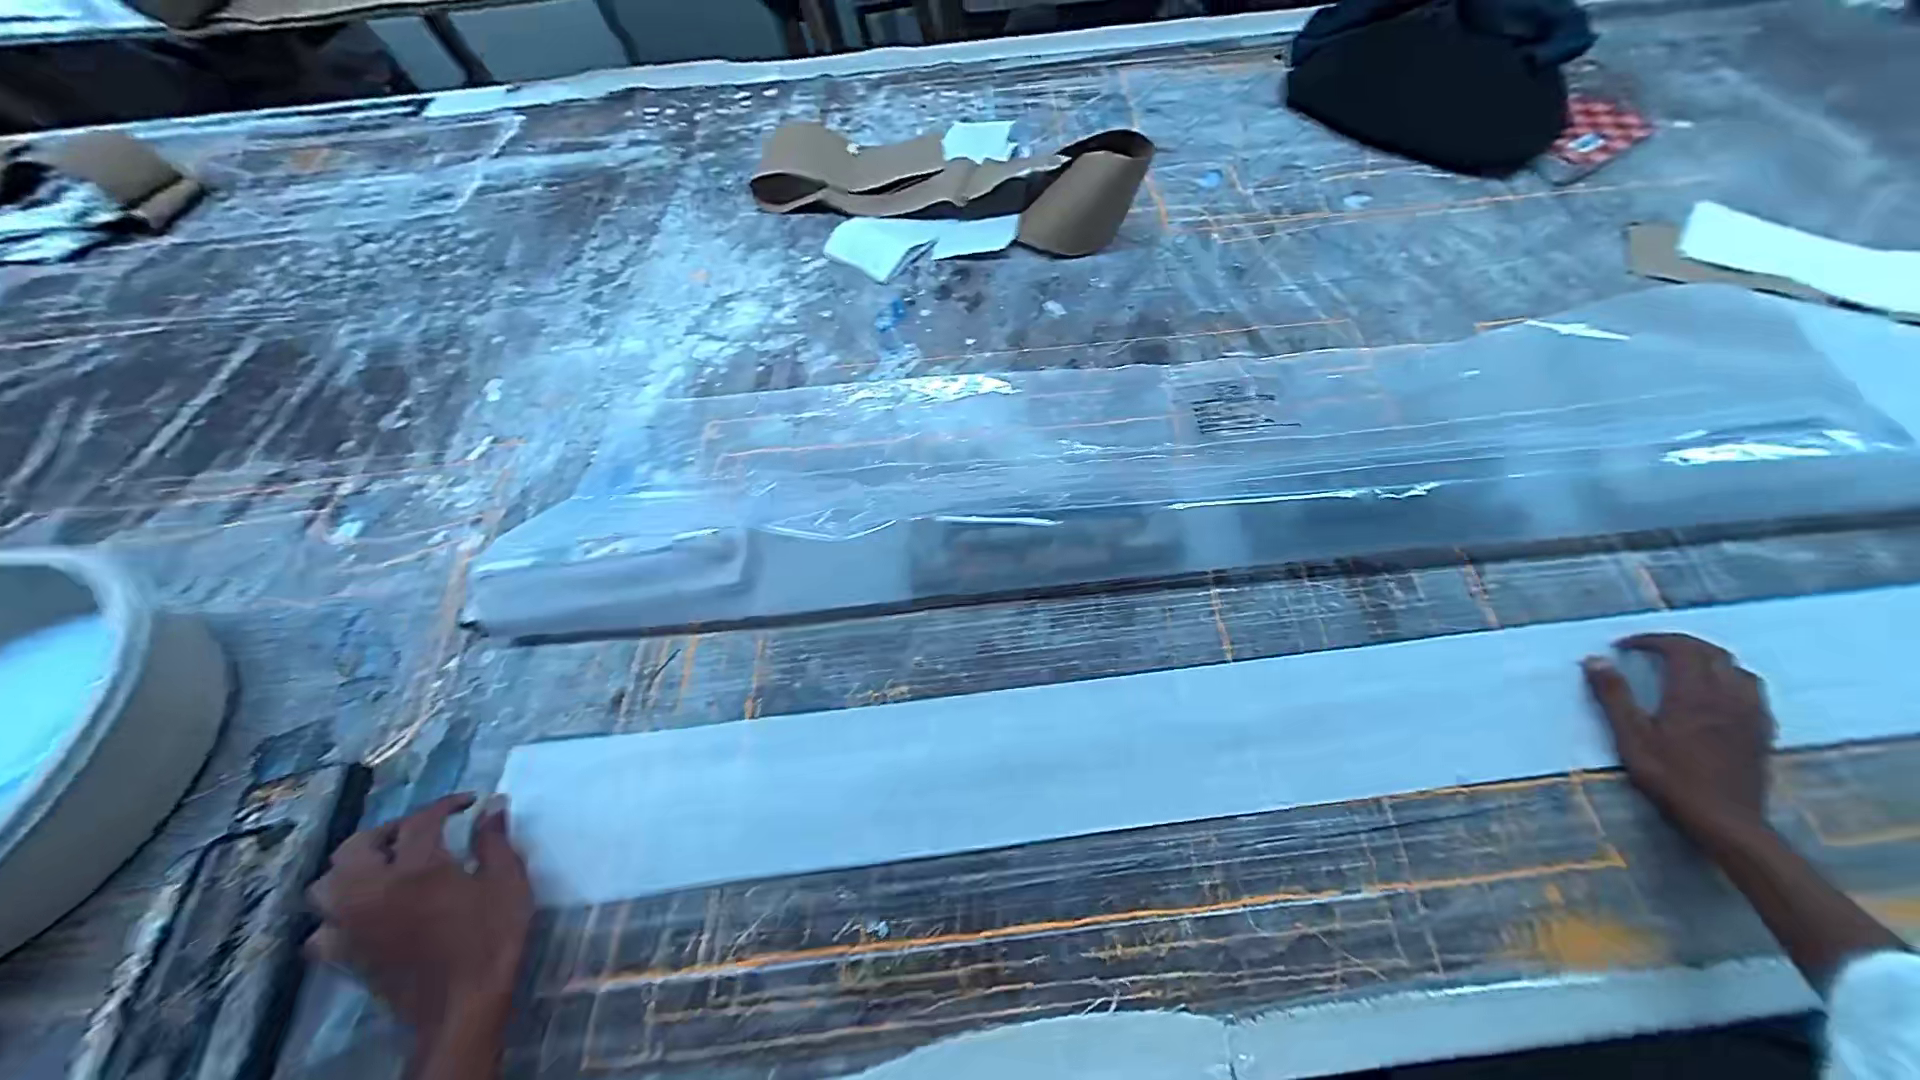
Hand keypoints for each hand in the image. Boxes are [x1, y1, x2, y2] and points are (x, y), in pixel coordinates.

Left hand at [307, 793, 532, 1034]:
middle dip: (389, 830)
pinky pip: (320, 928)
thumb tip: (492, 804)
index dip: (445, 804)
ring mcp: (349, 927)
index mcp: (417, 868)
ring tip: (386, 866)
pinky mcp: (342, 956)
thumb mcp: (507, 881)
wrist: (461, 1005)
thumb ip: (495, 840)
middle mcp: (372, 891)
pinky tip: (364, 913)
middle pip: (356, 846)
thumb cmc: (491, 937)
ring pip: (326, 884)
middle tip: (422, 830)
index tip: (469, 802)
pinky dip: (337, 914)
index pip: (421, 820)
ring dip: (353, 867)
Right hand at [1582, 633, 1775, 839]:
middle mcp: (1729, 697)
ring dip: (1706, 659)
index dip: (1650, 640)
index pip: (1681, 649)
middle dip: (1678, 643)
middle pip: (1713, 653)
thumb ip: (1613, 695)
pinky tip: (1712, 693)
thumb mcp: (1630, 736)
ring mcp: (1751, 713)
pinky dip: (1728, 678)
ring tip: (1679, 666)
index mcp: (1695, 695)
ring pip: (1737, 669)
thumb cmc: (1670, 776)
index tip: (1622, 646)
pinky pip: (1751, 690)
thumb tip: (1595, 659)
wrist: (1725, 819)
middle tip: (1647, 649)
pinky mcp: (1761, 729)